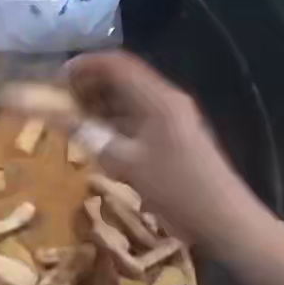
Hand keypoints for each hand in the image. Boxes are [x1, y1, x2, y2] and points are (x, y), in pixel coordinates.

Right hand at [63, 51, 264, 248]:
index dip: (84, 65)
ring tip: (74, 117)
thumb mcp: (126, 164)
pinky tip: (100, 135)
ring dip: (102, 101)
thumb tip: (55, 117)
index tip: (57, 77)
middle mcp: (166, 98)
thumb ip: (89, 136)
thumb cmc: (177, 189)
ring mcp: (174, 114)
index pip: (116, 64)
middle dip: (90, 83)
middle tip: (61, 98)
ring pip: (130, 95)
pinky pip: (139, 112)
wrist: (227, 220)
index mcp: (157, 98)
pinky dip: (116, 117)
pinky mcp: (176, 131)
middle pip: (123, 76)